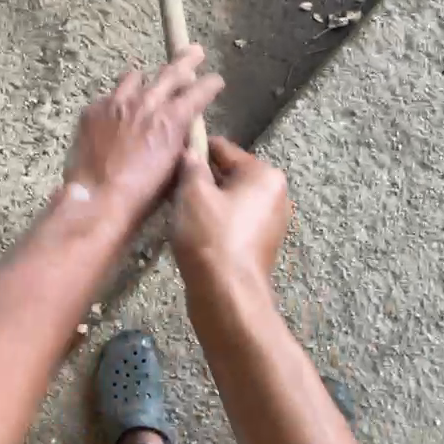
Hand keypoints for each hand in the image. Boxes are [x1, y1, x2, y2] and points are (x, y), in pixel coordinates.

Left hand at [64, 46, 223, 219]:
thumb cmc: (141, 194)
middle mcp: (146, 104)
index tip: (216, 80)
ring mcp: (116, 103)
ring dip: (144, 79)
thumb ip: (180, 141)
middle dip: (186, 60)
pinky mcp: (93, 110)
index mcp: (172, 120)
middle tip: (194, 51)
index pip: (198, 92)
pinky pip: (109, 97)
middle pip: (170, 72)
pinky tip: (115, 115)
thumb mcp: (174, 168)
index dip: (210, 84)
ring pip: (134, 77)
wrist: (98, 199)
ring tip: (144, 81)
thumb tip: (182, 130)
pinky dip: (117, 102)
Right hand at [173, 137, 290, 315]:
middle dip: (199, 178)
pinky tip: (190, 230)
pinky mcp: (259, 244)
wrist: (227, 296)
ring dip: (203, 201)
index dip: (193, 149)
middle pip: (227, 174)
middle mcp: (274, 194)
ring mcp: (269, 222)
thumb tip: (191, 148)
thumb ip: (192, 164)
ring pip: (227, 199)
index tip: (169, 157)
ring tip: (176, 210)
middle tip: (169, 187)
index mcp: (264, 174)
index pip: (222, 148)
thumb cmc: (210, 237)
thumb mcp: (193, 193)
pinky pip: (231, 221)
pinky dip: (212, 221)